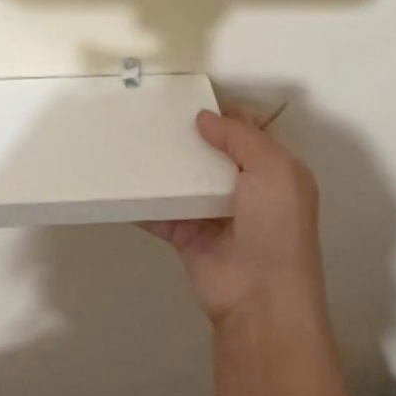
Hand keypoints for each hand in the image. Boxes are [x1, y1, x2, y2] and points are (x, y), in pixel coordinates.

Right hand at [143, 107, 326, 326]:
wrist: (260, 296)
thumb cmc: (276, 227)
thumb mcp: (274, 169)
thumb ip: (241, 137)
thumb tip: (204, 117)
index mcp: (274, 172)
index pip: (249, 133)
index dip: (225, 115)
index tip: (190, 100)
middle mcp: (244, 190)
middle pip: (211, 155)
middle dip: (188, 137)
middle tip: (153, 115)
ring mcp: (213, 214)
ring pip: (183, 182)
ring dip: (161, 166)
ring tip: (131, 138)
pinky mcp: (185, 236)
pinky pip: (159, 213)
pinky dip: (140, 202)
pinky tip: (118, 182)